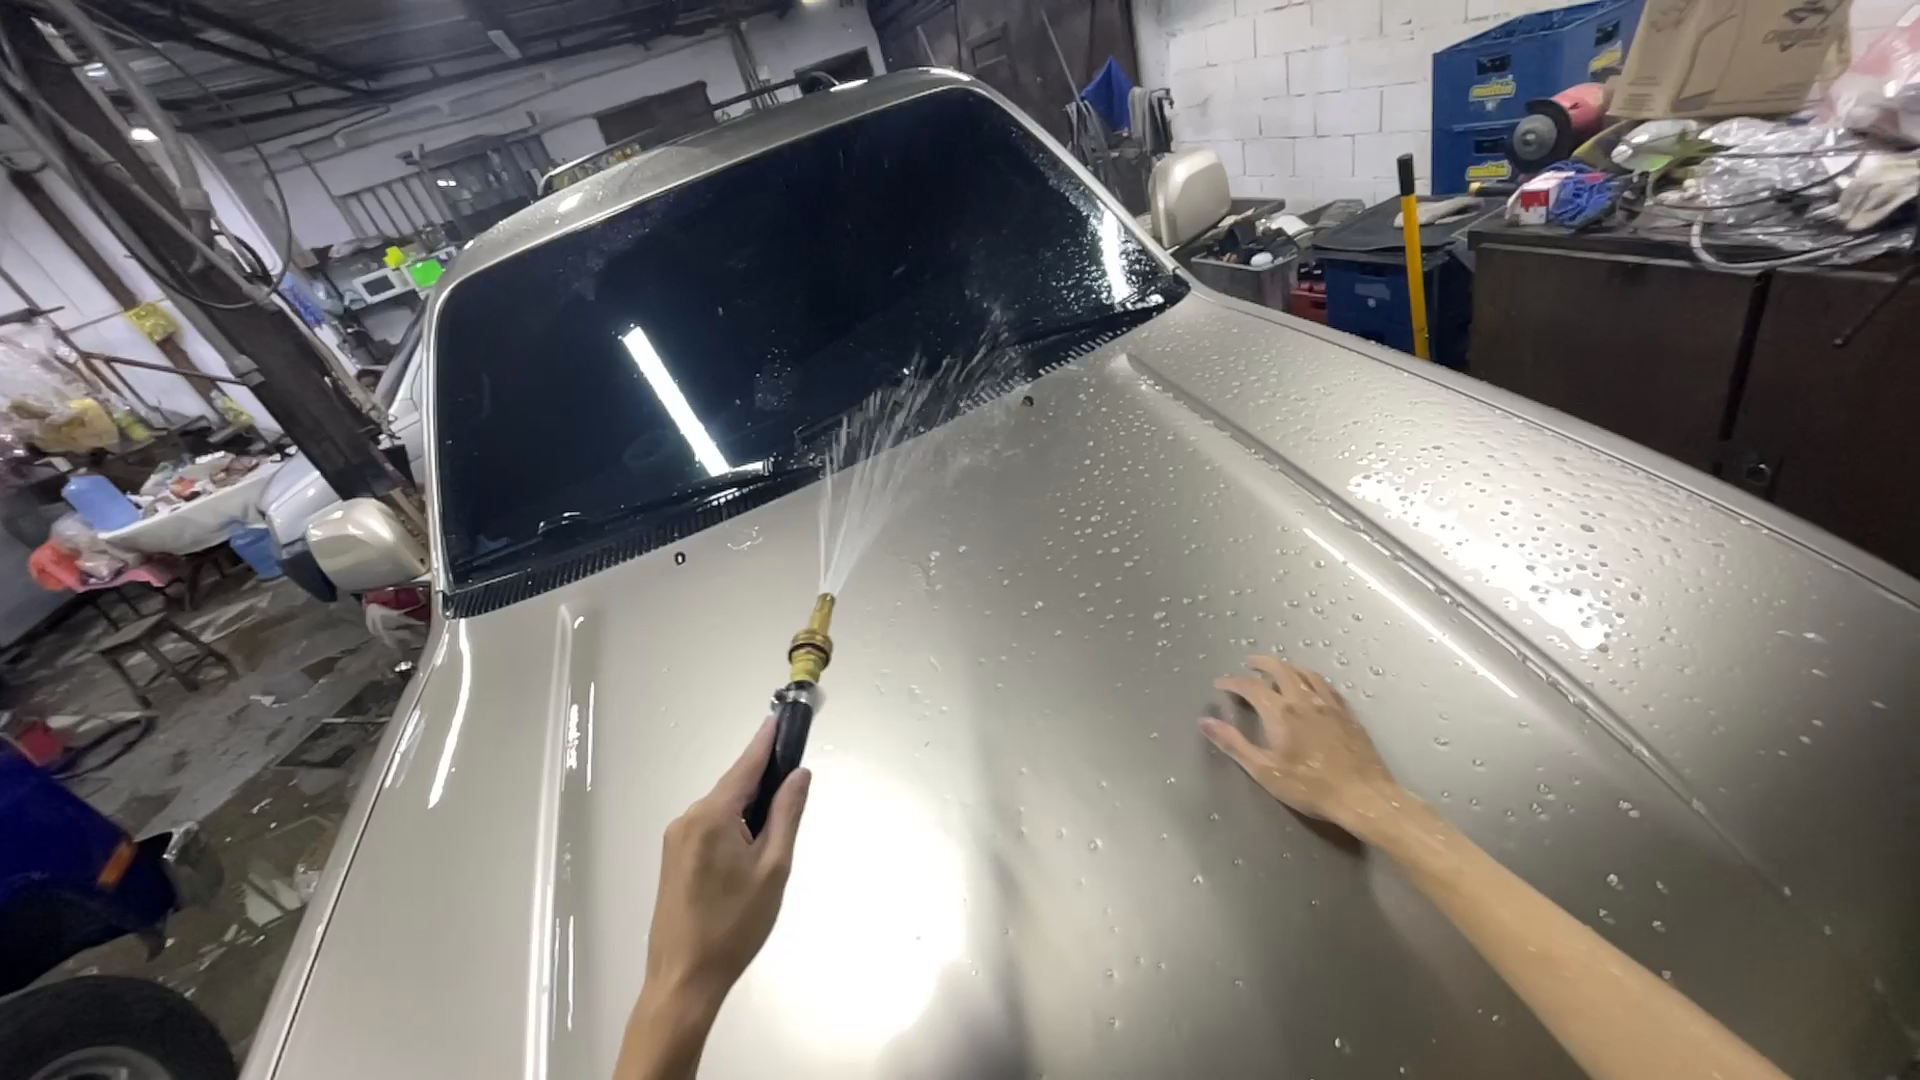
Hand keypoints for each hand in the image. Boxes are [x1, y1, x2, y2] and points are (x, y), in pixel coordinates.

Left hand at [645, 718, 810, 1007]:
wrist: (684, 981)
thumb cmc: (736, 925)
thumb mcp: (774, 868)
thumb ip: (786, 814)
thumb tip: (800, 774)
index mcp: (712, 816)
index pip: (746, 766)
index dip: (766, 741)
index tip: (780, 717)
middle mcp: (688, 818)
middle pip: (733, 787)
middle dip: (763, 783)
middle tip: (794, 787)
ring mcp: (676, 839)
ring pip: (722, 810)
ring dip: (748, 811)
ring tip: (775, 836)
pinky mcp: (672, 858)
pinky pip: (709, 827)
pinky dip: (732, 827)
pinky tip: (749, 850)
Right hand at [1200, 655, 1412, 839]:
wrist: (1364, 797)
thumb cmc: (1310, 787)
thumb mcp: (1264, 770)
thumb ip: (1233, 743)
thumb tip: (1204, 721)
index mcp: (1281, 712)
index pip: (1251, 686)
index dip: (1232, 682)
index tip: (1220, 684)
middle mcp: (1304, 700)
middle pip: (1281, 669)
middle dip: (1262, 663)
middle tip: (1249, 663)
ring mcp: (1330, 705)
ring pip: (1306, 673)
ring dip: (1288, 666)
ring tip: (1278, 668)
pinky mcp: (1348, 714)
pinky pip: (1327, 686)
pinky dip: (1312, 678)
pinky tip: (1312, 685)